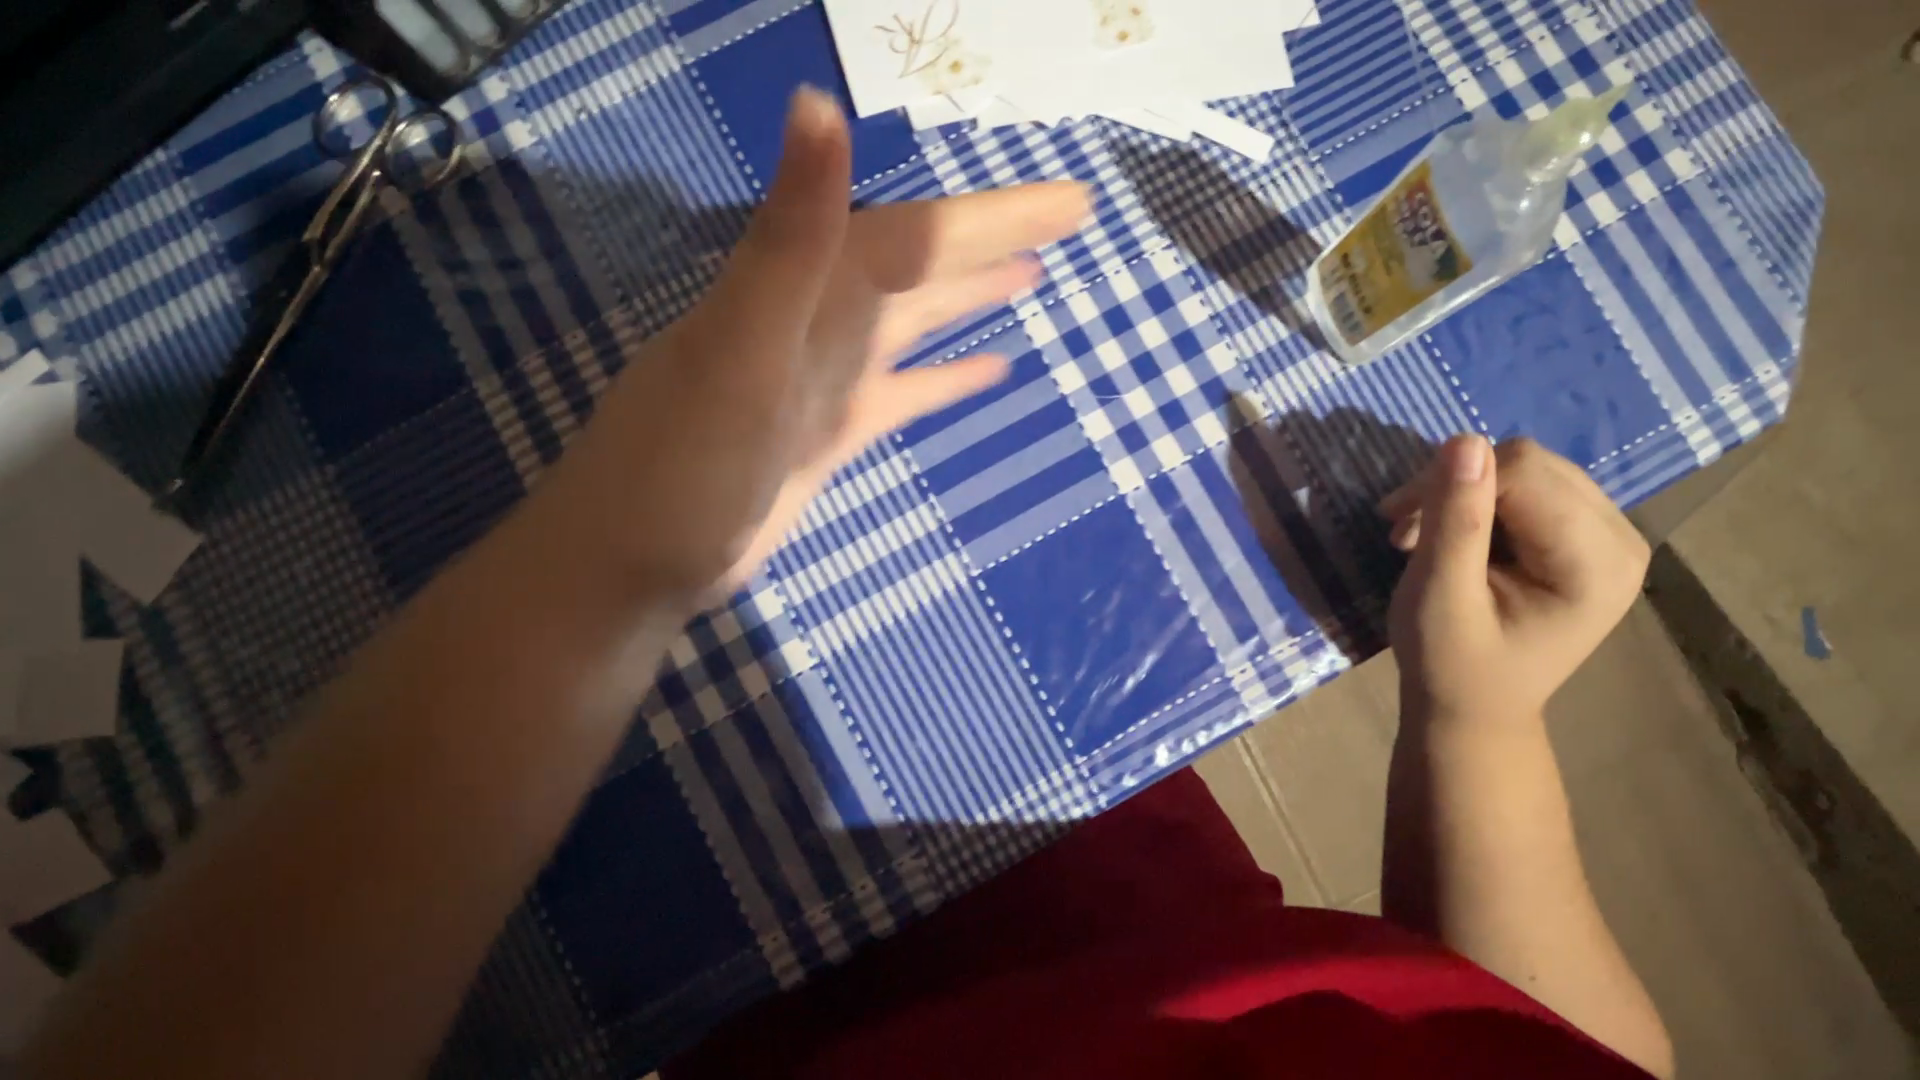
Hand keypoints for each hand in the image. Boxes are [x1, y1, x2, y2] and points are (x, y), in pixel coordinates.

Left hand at [530, 88, 1089, 606]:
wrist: (629, 565)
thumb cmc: (682, 466)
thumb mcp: (738, 351)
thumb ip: (789, 239)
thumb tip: (818, 101)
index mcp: (801, 293)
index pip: (912, 236)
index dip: (990, 215)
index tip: (1069, 204)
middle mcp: (815, 323)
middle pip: (918, 267)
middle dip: (991, 242)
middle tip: (1070, 220)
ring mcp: (822, 382)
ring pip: (910, 323)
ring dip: (967, 297)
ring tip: (1034, 278)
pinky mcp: (826, 435)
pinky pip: (899, 393)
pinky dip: (942, 380)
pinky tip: (990, 372)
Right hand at [1382, 435, 1650, 726]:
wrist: (1473, 709)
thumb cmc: (1451, 664)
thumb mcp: (1440, 596)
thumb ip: (1455, 520)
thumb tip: (1463, 440)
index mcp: (1597, 562)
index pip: (1523, 472)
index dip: (1450, 484)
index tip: (1396, 527)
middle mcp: (1620, 538)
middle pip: (1529, 463)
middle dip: (1455, 487)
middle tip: (1404, 532)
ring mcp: (1608, 535)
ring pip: (1525, 467)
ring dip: (1461, 493)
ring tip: (1421, 537)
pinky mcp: (1584, 535)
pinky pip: (1528, 485)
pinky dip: (1478, 502)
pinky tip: (1453, 536)